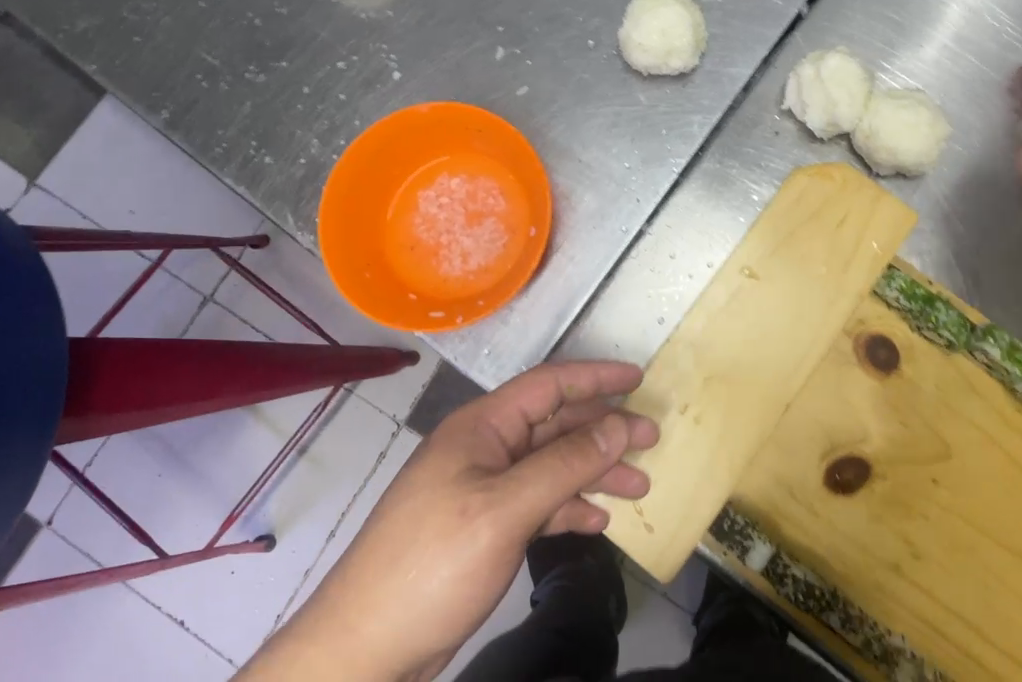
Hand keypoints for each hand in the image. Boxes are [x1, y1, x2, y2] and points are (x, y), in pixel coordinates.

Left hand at [264, 361, 657, 681]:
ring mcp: (482, 490)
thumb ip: (564, 465)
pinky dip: (569, 507)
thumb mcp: (505, 510)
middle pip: (554, 426)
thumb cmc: (434, 563)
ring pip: (550, 467)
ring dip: (594, 472)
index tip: (639, 377)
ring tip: (641, 486)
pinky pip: (538, 503)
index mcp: (481, 428)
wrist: (367, 645)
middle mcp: (484, 450)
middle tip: (653, 439)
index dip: (595, 377)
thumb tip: (618, 427)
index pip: (548, 386)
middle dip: (604, 430)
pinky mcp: (483, 528)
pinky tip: (598, 520)